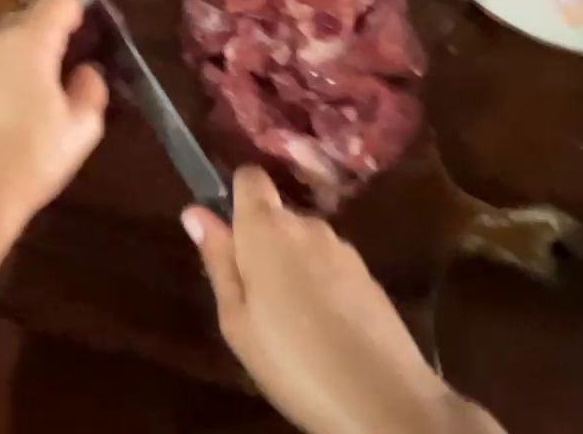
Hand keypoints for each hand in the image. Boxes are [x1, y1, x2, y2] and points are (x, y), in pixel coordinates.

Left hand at [0, 0, 107, 241]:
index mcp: (30, 41)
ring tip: (18, 100)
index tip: (84, 40)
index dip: (78, 13)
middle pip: (27, 18)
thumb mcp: (83, 128)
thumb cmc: (32, 160)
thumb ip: (92, 85)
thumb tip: (85, 68)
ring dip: (13, 56)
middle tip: (56, 78)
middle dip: (45, 38)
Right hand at [185, 168, 497, 433]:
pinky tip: (322, 330)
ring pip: (304, 242)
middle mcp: (307, 226)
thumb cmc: (294, 362)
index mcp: (267, 228)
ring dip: (292, 265)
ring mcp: (344, 250)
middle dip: (261, 241)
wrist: (388, 405)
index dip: (236, 194)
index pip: (250, 177)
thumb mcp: (237, 320)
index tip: (227, 230)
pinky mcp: (369, 278)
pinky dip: (321, 285)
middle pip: (276, 214)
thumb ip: (218, 260)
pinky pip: (330, 266)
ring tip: (288, 319)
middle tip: (252, 294)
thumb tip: (195, 212)